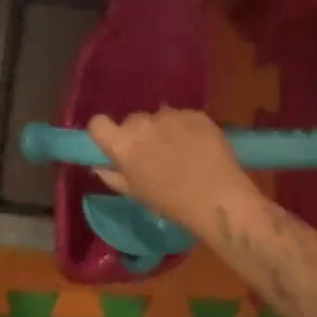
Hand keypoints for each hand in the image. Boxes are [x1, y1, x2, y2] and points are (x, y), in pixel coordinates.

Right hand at [86, 109, 261, 234]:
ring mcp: (170, 115)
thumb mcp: (135, 193)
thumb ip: (112, 175)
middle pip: (132, 120)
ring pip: (159, 117)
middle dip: (139, 134)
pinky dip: (186, 129)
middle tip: (153, 155)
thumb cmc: (171, 203)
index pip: (98, 124)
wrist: (218, 199)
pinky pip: (183, 117)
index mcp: (122, 144)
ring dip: (164, 130)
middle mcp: (143, 123)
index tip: (114, 144)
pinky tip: (198, 147)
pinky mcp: (195, 113)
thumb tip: (100, 165)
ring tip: (181, 152)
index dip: (104, 132)